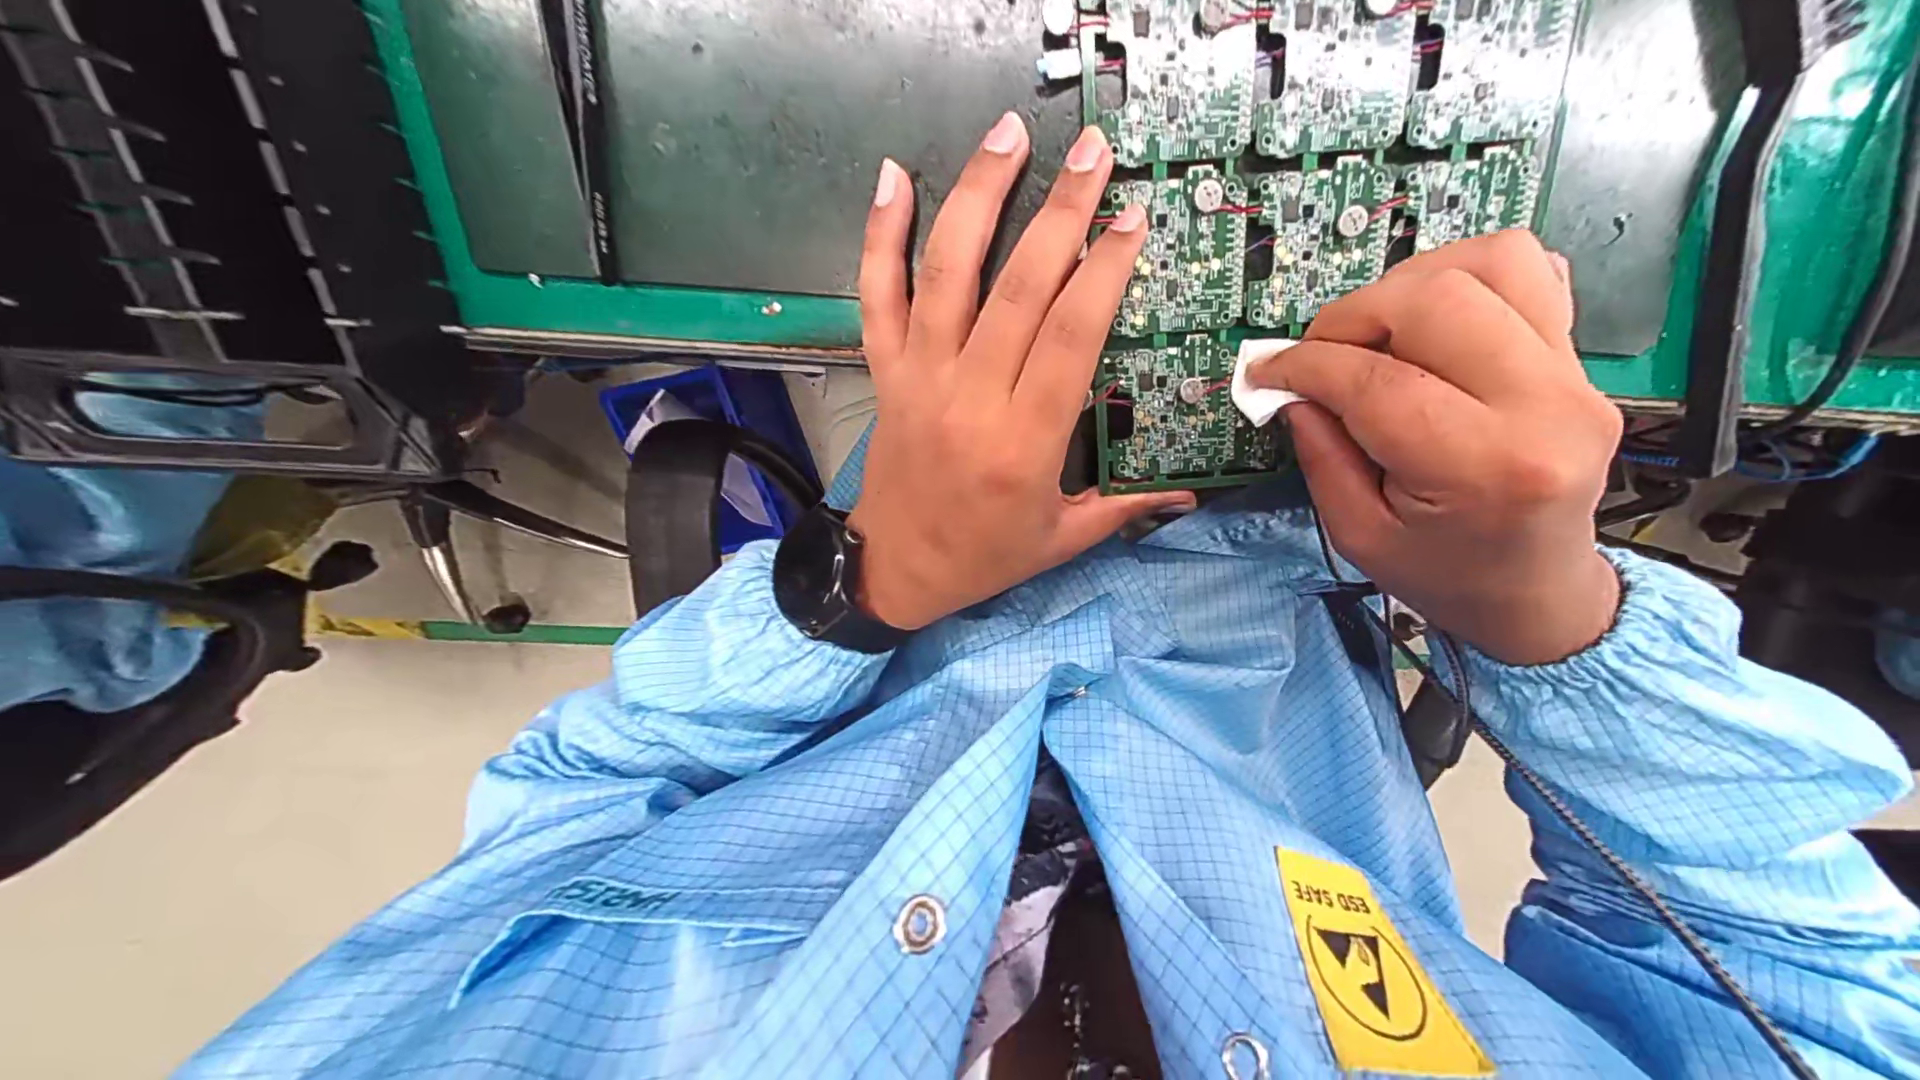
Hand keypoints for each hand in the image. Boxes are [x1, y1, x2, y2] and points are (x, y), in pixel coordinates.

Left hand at [848, 114, 1196, 629]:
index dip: (1102, 273)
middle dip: (1061, 215)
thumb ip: (1125, 508)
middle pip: (1018, 291)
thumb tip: (1192, 491)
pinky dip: (879, 237)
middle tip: (1094, 153)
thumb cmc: (982, 557)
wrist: (895, 570)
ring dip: (979, 198)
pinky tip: (895, 178)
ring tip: (1009, 137)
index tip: (1129, 222)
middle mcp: (970, 400)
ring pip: (947, 276)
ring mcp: (921, 380)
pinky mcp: (886, 374)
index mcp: (1024, 444)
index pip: (1069, 337)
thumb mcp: (1060, 541)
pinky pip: (877, 297)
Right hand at [1250, 231, 1623, 664]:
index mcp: (1480, 467)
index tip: (1265, 371)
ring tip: (1372, 334)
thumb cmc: (1440, 573)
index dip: (1305, 366)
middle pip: (1438, 300)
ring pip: (1492, 263)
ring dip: (1409, 286)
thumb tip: (1291, 387)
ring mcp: (1574, 375)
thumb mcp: (1356, 532)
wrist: (1535, 590)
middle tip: (1318, 355)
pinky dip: (1464, 280)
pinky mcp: (1579, 361)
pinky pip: (1530, 274)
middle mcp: (1543, 406)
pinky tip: (1426, 324)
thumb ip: (1321, 453)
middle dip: (1352, 316)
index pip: (1377, 380)